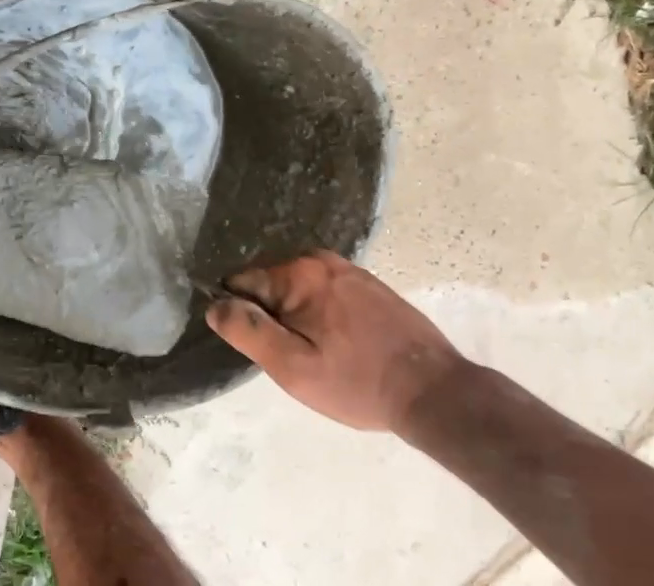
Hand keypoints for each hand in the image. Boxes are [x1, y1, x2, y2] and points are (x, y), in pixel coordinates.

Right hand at [203, 251, 465, 432]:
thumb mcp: (292, 367)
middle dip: (272, 316)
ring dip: (299, 316)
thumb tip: (215, 304)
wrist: (438, 394)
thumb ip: (247, 330)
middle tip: (295, 356)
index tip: (264, 346)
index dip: (243, 316)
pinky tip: (342, 345)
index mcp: (297, 273)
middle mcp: (320, 259)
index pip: (240, 283)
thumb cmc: (357, 383)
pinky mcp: (371, 285)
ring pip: (299, 290)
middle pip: (270, 284)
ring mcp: (350, 270)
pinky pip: (326, 294)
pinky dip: (323, 315)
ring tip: (319, 353)